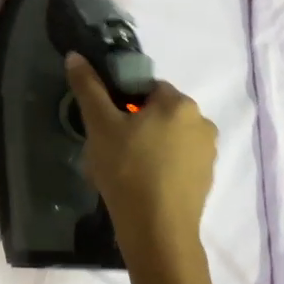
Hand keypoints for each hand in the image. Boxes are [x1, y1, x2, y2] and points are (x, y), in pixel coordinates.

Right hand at [65, 52, 216, 259]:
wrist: (157, 228)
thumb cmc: (127, 168)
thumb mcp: (99, 124)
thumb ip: (87, 87)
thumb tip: (75, 56)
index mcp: (179, 103)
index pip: (145, 86)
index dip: (120, 99)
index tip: (104, 119)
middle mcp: (202, 122)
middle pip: (158, 111)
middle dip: (133, 122)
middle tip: (108, 143)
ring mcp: (208, 153)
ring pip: (167, 136)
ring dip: (146, 143)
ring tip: (120, 165)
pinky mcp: (206, 178)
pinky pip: (177, 160)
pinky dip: (159, 164)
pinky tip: (139, 181)